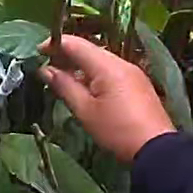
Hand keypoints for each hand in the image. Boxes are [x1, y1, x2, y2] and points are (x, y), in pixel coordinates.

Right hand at [38, 35, 176, 162]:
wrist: (155, 149)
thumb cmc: (116, 130)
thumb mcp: (85, 110)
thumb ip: (64, 86)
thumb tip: (45, 70)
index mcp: (107, 66)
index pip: (77, 44)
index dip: (56, 44)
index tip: (37, 52)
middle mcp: (121, 63)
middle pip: (89, 51)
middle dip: (66, 56)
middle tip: (46, 68)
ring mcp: (132, 73)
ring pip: (100, 62)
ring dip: (79, 67)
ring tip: (61, 80)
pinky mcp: (137, 85)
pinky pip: (110, 73)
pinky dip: (93, 76)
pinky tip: (84, 90)